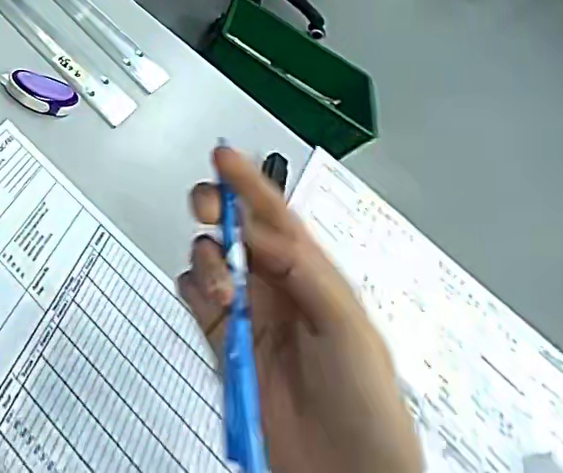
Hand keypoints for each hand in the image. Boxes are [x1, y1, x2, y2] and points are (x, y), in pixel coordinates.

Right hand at [179, 147, 422, 472]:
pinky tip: (208, 301)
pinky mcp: (224, 340)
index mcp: (311, 271)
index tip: (224, 156)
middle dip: (216, 208)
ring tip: (223, 288)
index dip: (247, 179)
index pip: (274, 213)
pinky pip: (196, 297)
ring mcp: (248, 311)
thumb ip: (303, 271)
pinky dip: (193, 289)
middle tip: (208, 208)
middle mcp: (276, 283)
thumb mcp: (348, 327)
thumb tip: (258, 230)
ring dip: (208, 260)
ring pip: (211, 258)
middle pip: (235, 227)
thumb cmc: (369, 406)